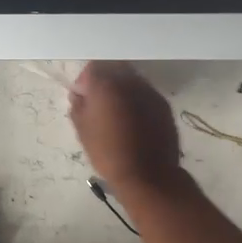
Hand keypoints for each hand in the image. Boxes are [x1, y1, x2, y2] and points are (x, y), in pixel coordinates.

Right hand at [69, 62, 185, 198]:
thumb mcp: (83, 132)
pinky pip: (145, 92)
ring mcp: (150, 92)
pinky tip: (133, 119)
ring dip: (121, 87)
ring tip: (117, 111)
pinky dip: (136, 98)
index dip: (85, 79)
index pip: (92, 67)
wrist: (148, 175)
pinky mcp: (163, 104)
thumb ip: (78, 106)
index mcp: (106, 86)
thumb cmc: (109, 154)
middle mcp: (130, 82)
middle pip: (114, 67)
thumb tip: (79, 95)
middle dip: (104, 78)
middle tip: (99, 100)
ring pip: (131, 78)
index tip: (83, 96)